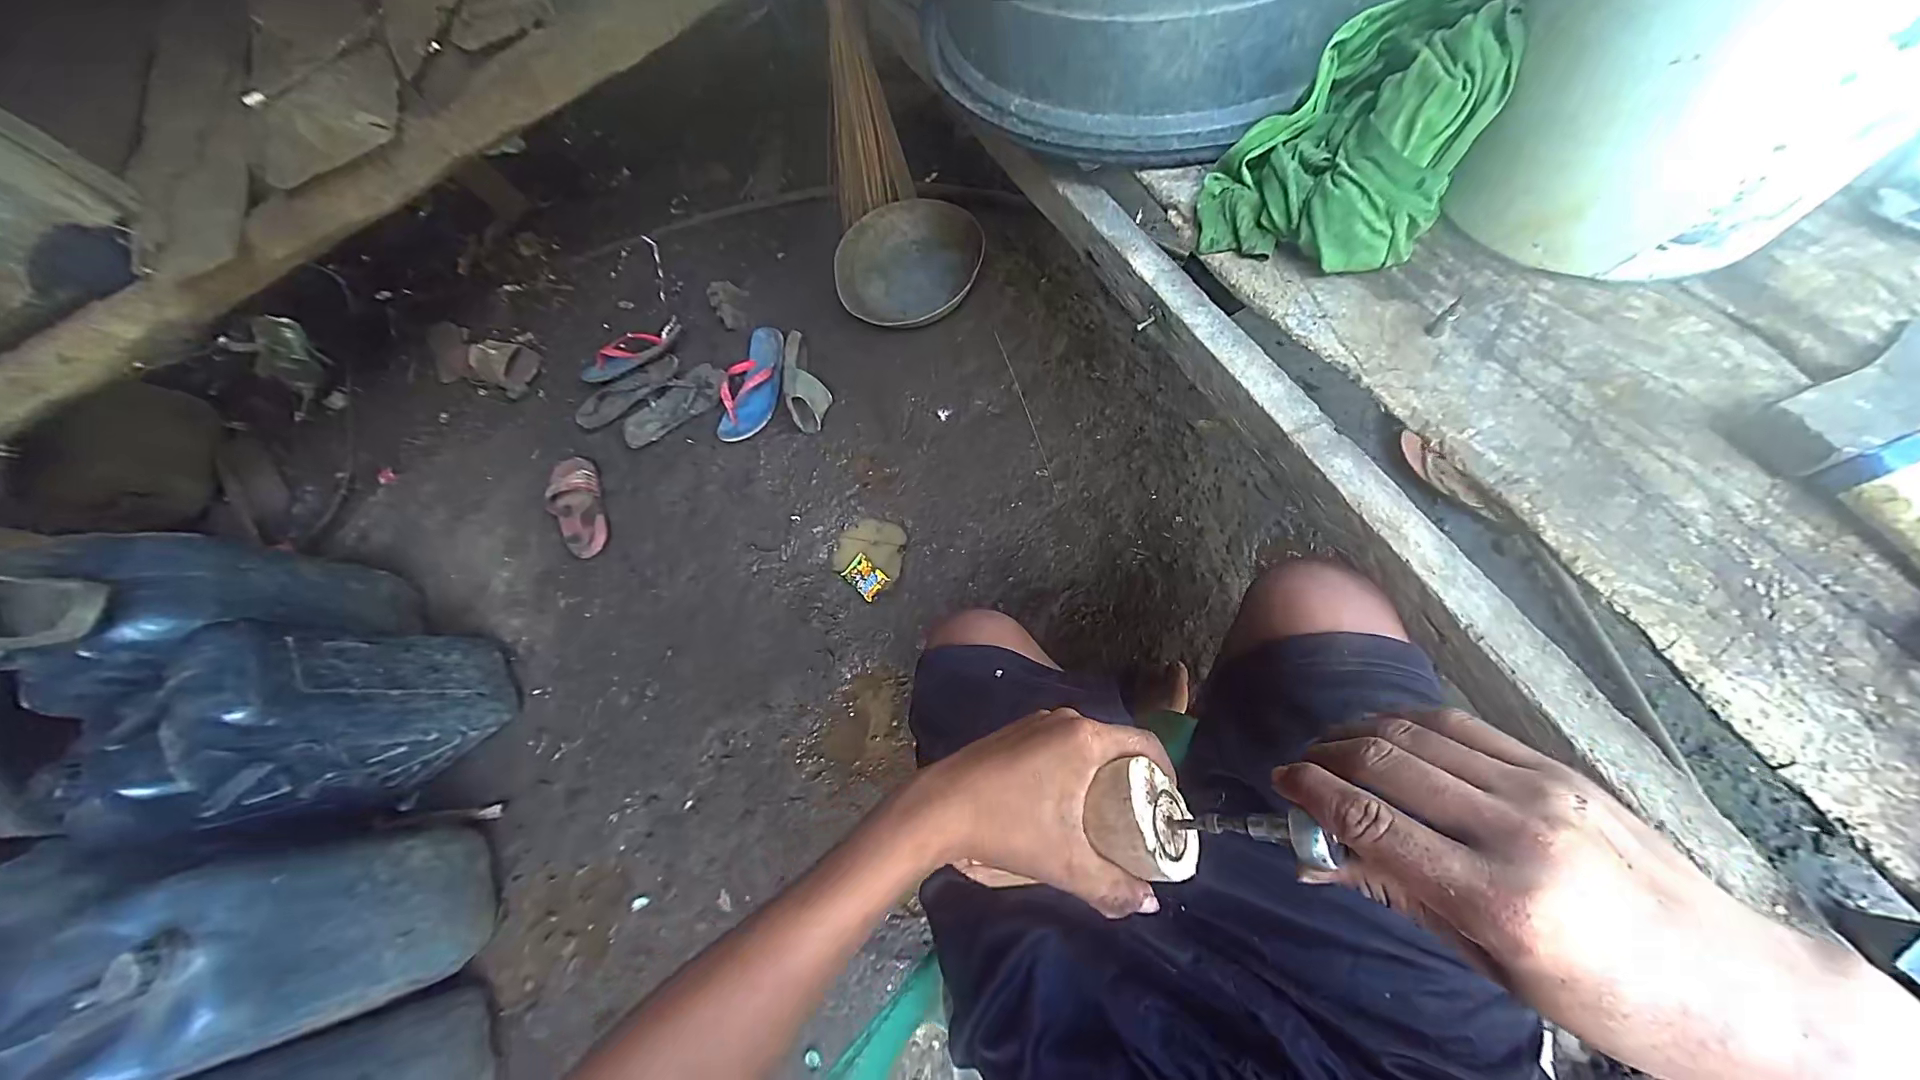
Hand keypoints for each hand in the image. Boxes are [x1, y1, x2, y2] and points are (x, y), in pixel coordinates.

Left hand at [901, 708, 1173, 918]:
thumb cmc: (1007, 827)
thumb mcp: (1065, 864)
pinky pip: (1059, 743)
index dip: (1166, 772)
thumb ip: (1112, 886)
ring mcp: (1034, 721)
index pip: (1145, 742)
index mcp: (1085, 737)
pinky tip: (1062, 798)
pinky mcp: (1013, 731)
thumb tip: (1148, 902)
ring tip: (1103, 812)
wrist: (938, 806)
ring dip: (1100, 772)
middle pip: (1116, 743)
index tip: (1167, 804)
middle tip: (1137, 815)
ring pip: (1085, 743)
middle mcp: (1063, 718)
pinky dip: (1073, 765)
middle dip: (1133, 777)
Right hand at [1272, 708, 1916, 1079]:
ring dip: (1356, 732)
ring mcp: (1541, 789)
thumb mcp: (1488, 962)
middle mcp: (1517, 831)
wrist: (1734, 983)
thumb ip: (1397, 893)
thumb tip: (1316, 861)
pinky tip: (1382, 734)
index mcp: (1499, 899)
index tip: (1280, 782)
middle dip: (1323, 756)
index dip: (1311, 792)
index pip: (1372, 820)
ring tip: (1330, 747)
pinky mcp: (1556, 767)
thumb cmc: (1600, 994)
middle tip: (1299, 768)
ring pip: (1413, 732)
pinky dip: (1402, 723)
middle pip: (1383, 761)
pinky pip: (1457, 726)